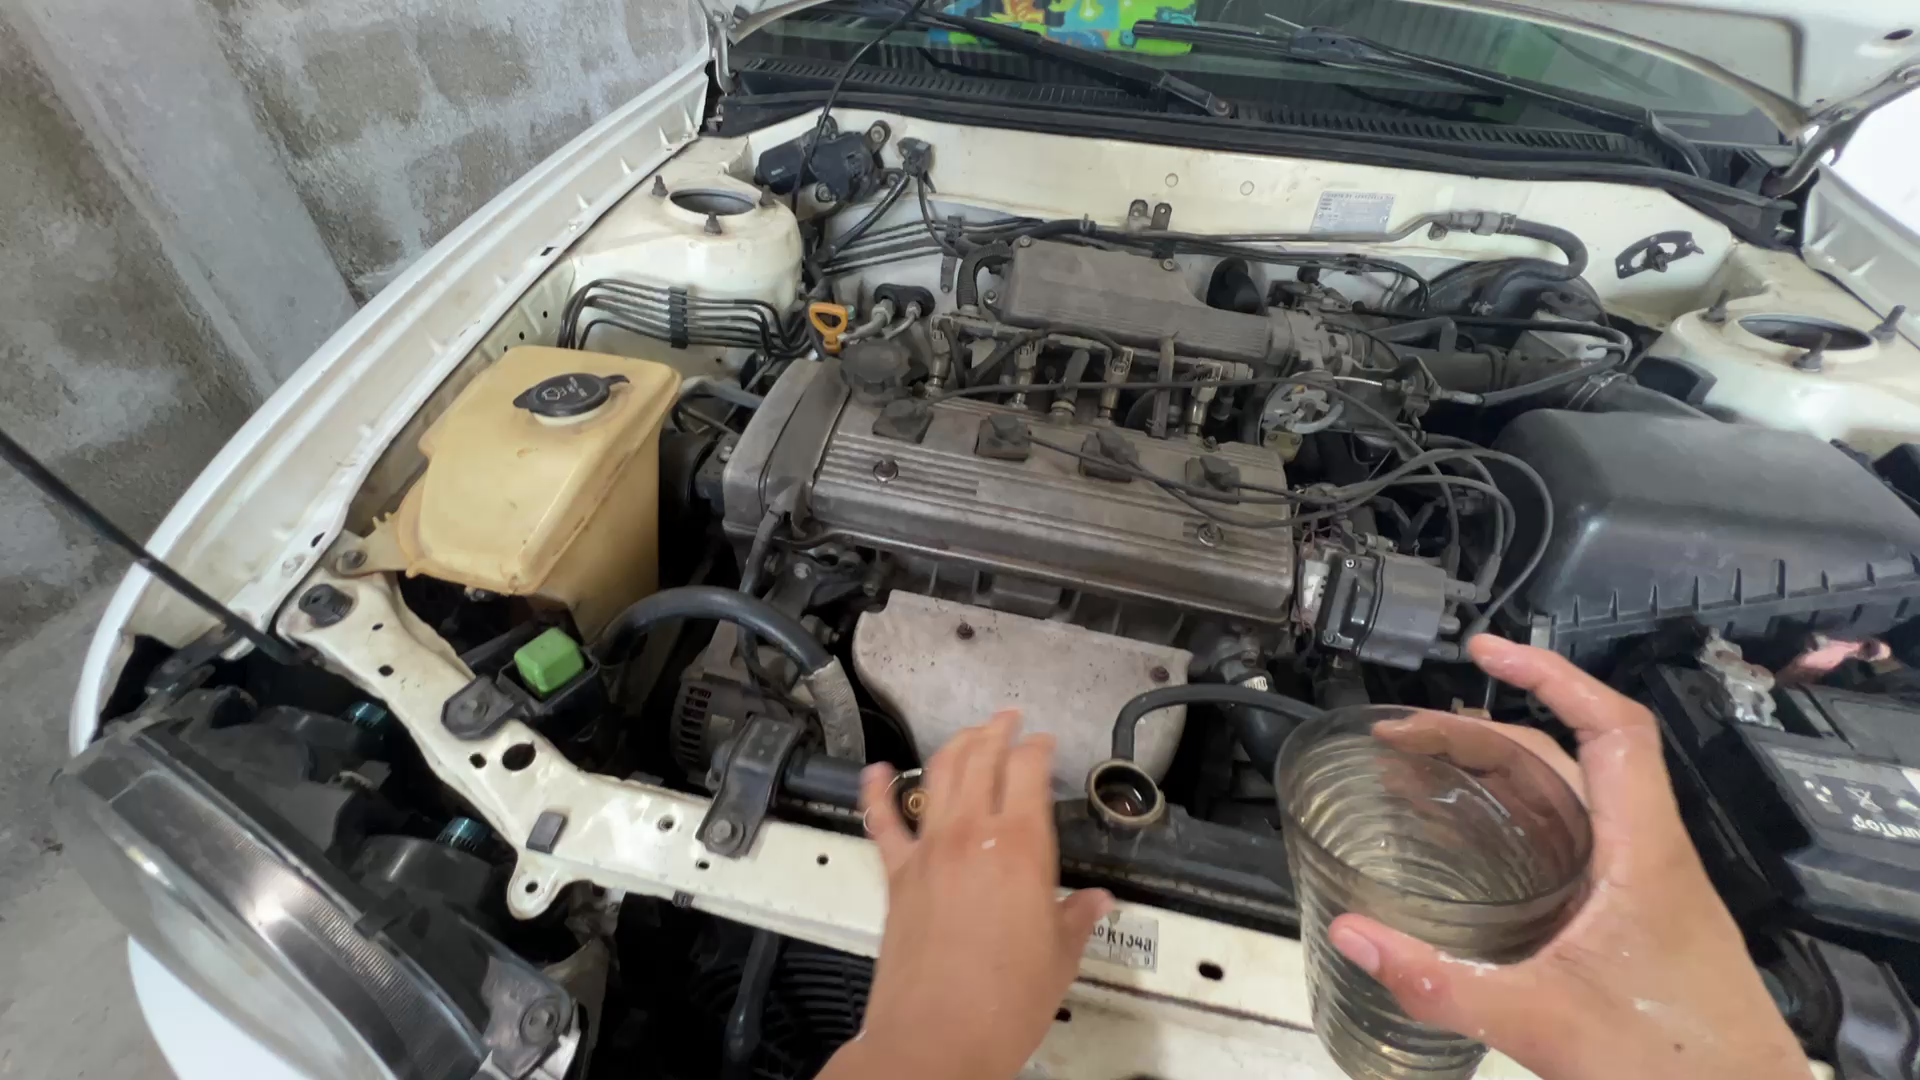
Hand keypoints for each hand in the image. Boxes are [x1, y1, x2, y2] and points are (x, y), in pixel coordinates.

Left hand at [819, 709, 1110, 1079]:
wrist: (936, 1040)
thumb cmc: (1004, 1003)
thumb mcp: (1059, 959)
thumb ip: (1077, 918)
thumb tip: (1097, 902)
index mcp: (1021, 847)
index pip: (1029, 770)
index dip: (1038, 746)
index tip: (1044, 741)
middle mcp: (973, 834)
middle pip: (982, 758)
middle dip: (997, 730)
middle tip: (1007, 719)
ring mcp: (930, 849)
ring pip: (940, 774)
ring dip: (955, 745)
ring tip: (968, 733)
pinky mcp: (897, 873)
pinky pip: (882, 821)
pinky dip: (877, 792)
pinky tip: (877, 770)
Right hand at [1327, 636, 1808, 1079]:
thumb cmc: (1668, 1068)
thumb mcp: (1544, 1026)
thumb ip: (1441, 982)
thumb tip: (1349, 932)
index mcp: (1640, 853)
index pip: (1612, 730)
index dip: (1552, 677)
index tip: (1485, 651)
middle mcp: (1635, 847)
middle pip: (1552, 753)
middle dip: (1468, 729)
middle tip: (1394, 734)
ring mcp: (1625, 871)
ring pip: (1549, 787)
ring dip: (1477, 763)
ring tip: (1407, 764)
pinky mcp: (1612, 897)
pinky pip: (1547, 824)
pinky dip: (1492, 803)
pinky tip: (1447, 823)